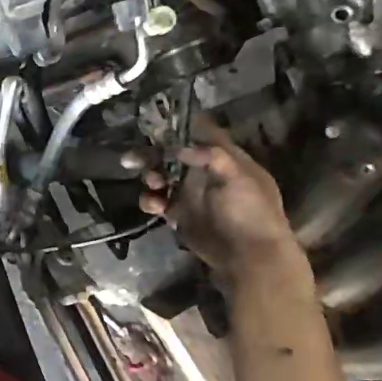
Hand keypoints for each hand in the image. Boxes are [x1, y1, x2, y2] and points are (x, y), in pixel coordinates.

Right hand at [140, 117, 302, 280]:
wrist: (248, 257)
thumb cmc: (250, 213)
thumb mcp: (238, 179)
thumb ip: (211, 157)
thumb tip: (179, 147)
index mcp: (225, 158)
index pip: (202, 133)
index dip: (180, 126)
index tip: (155, 124)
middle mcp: (204, 171)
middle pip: (172, 154)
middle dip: (151, 154)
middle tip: (131, 159)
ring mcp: (190, 193)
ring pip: (160, 176)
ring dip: (150, 177)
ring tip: (152, 185)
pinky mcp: (179, 213)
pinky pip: (157, 201)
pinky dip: (150, 201)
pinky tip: (154, 206)